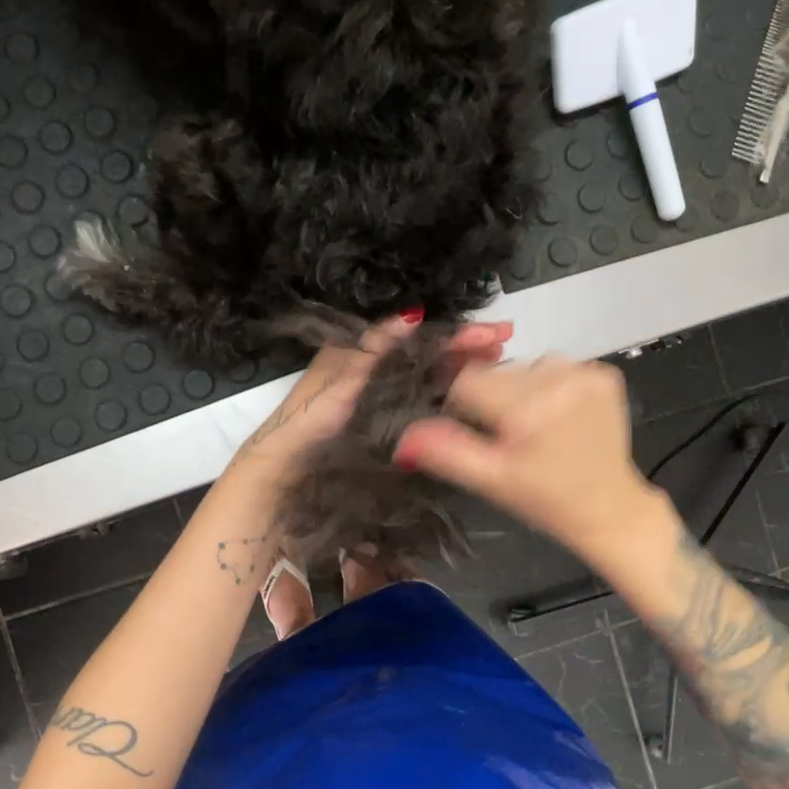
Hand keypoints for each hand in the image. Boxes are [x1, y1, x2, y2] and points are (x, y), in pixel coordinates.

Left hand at [228, 312, 513, 478]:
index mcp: (360, 354)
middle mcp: (373, 372)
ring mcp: (379, 401)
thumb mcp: (339, 380)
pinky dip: (446, 395)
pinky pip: (420, 404)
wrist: (282, 474)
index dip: (453, 334)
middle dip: (465, 347)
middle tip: (506, 340)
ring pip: (428, 377)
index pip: (416, 336)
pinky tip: (470, 395)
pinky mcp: (382, 428)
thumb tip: (412, 314)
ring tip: (500, 360)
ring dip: (461, 368)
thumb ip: (374, 351)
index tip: (493, 332)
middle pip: (426, 354)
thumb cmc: (306, 423)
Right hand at [393, 357, 671, 555]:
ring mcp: (586, 373)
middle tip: (507, 436)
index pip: (467, 381)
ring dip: (522, 390)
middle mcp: (558, 379)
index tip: (476, 430)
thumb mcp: (490, 481)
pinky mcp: (604, 373)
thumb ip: (446, 453)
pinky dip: (551, 386)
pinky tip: (558, 416)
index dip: (463, 405)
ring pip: (526, 366)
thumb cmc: (543, 500)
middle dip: (494, 398)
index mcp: (527, 408)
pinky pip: (558, 367)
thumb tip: (402, 438)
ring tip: (534, 426)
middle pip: (497, 371)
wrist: (609, 507)